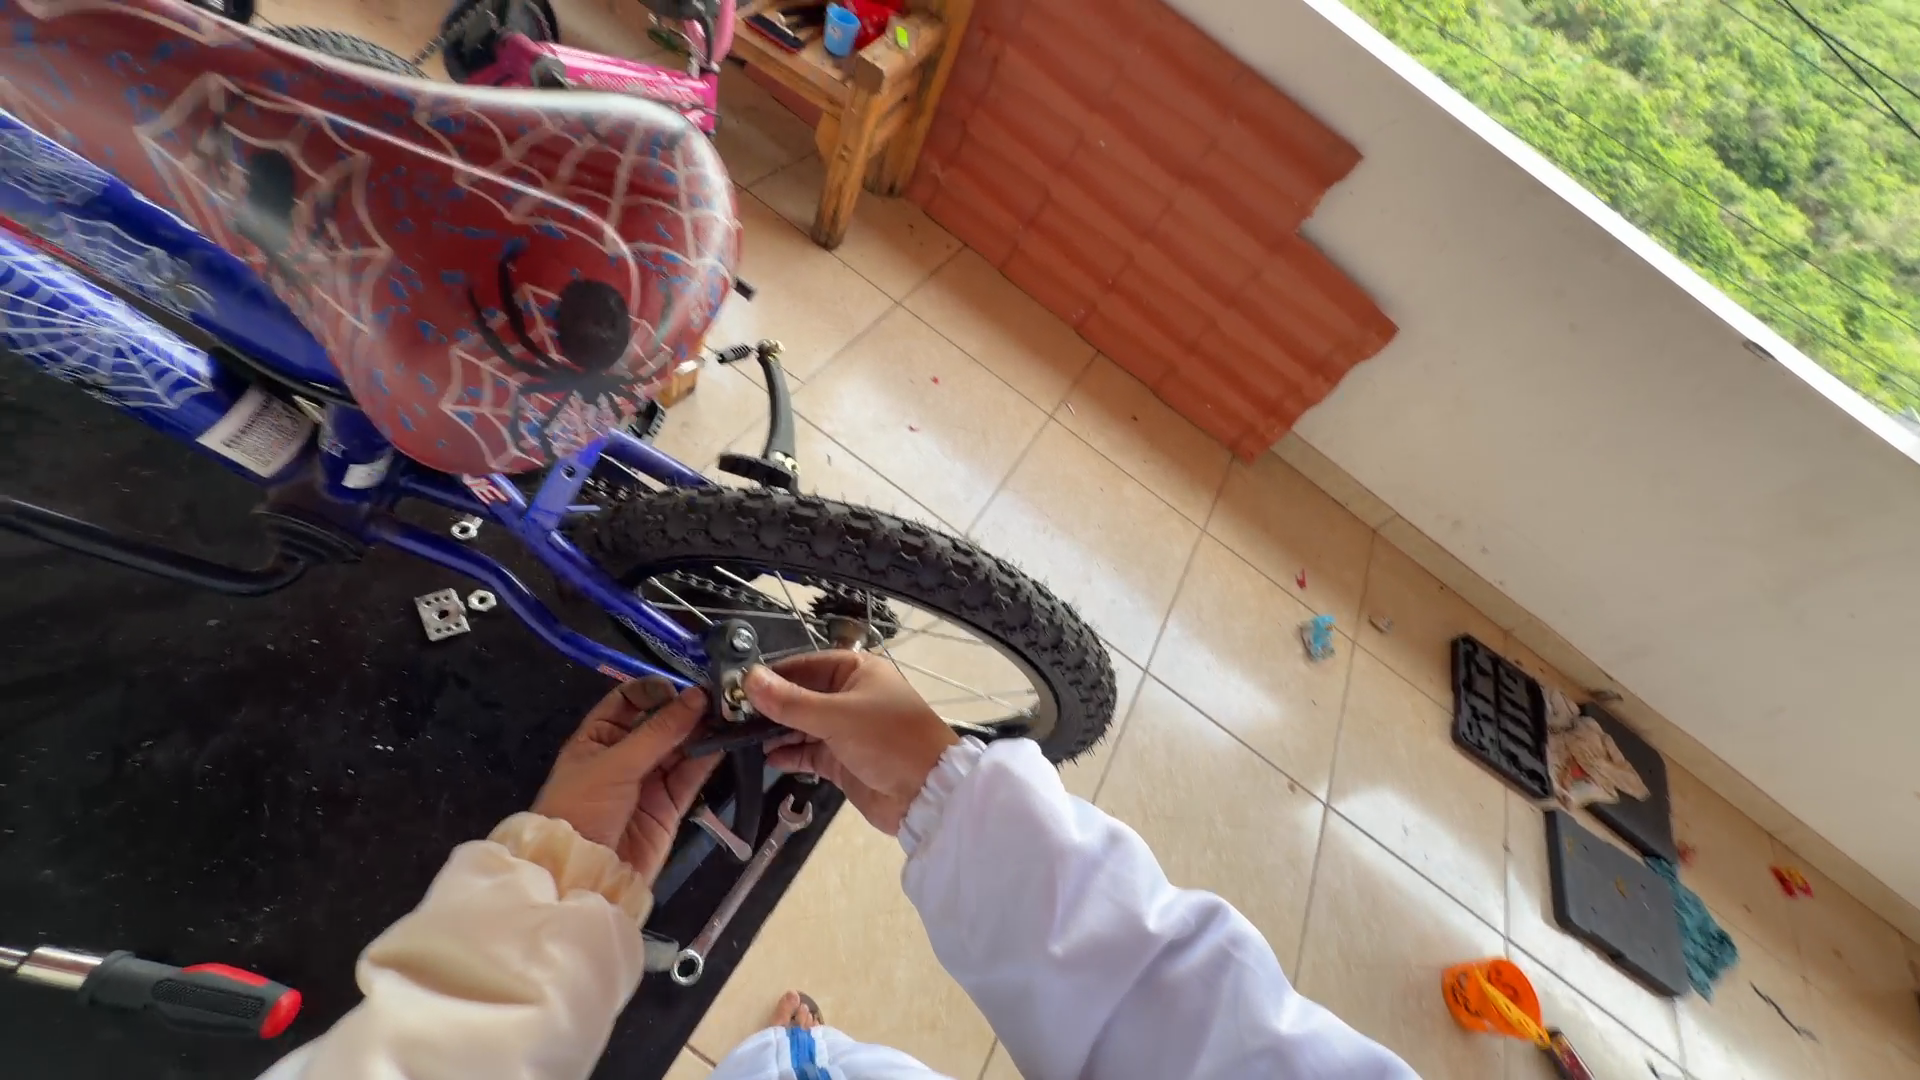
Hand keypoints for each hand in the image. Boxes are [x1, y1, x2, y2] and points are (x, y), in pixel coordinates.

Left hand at [531, 678, 720, 885]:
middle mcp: (626, 755)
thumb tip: (699, 695)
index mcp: (598, 738)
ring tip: (729, 715)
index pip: (628, 701)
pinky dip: (710, 756)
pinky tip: (727, 739)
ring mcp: (650, 779)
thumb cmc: (583, 810)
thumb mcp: (615, 764)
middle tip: (718, 697)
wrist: (582, 878)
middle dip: (687, 709)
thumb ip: (660, 731)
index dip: (653, 690)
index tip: (680, 687)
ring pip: (682, 745)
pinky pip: (693, 773)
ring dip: (703, 730)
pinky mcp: (671, 803)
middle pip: (661, 721)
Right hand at [745, 653, 957, 834]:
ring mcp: (846, 729)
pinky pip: (809, 752)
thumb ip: (790, 702)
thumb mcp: (837, 717)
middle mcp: (850, 696)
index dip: (772, 675)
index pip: (805, 665)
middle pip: (801, 695)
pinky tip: (767, 758)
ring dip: (777, 731)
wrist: (926, 794)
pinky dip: (790, 754)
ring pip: (802, 725)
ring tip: (741, 738)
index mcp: (857, 671)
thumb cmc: (887, 740)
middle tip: (731, 716)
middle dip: (770, 706)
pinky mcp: (842, 759)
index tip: (736, 687)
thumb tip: (749, 679)